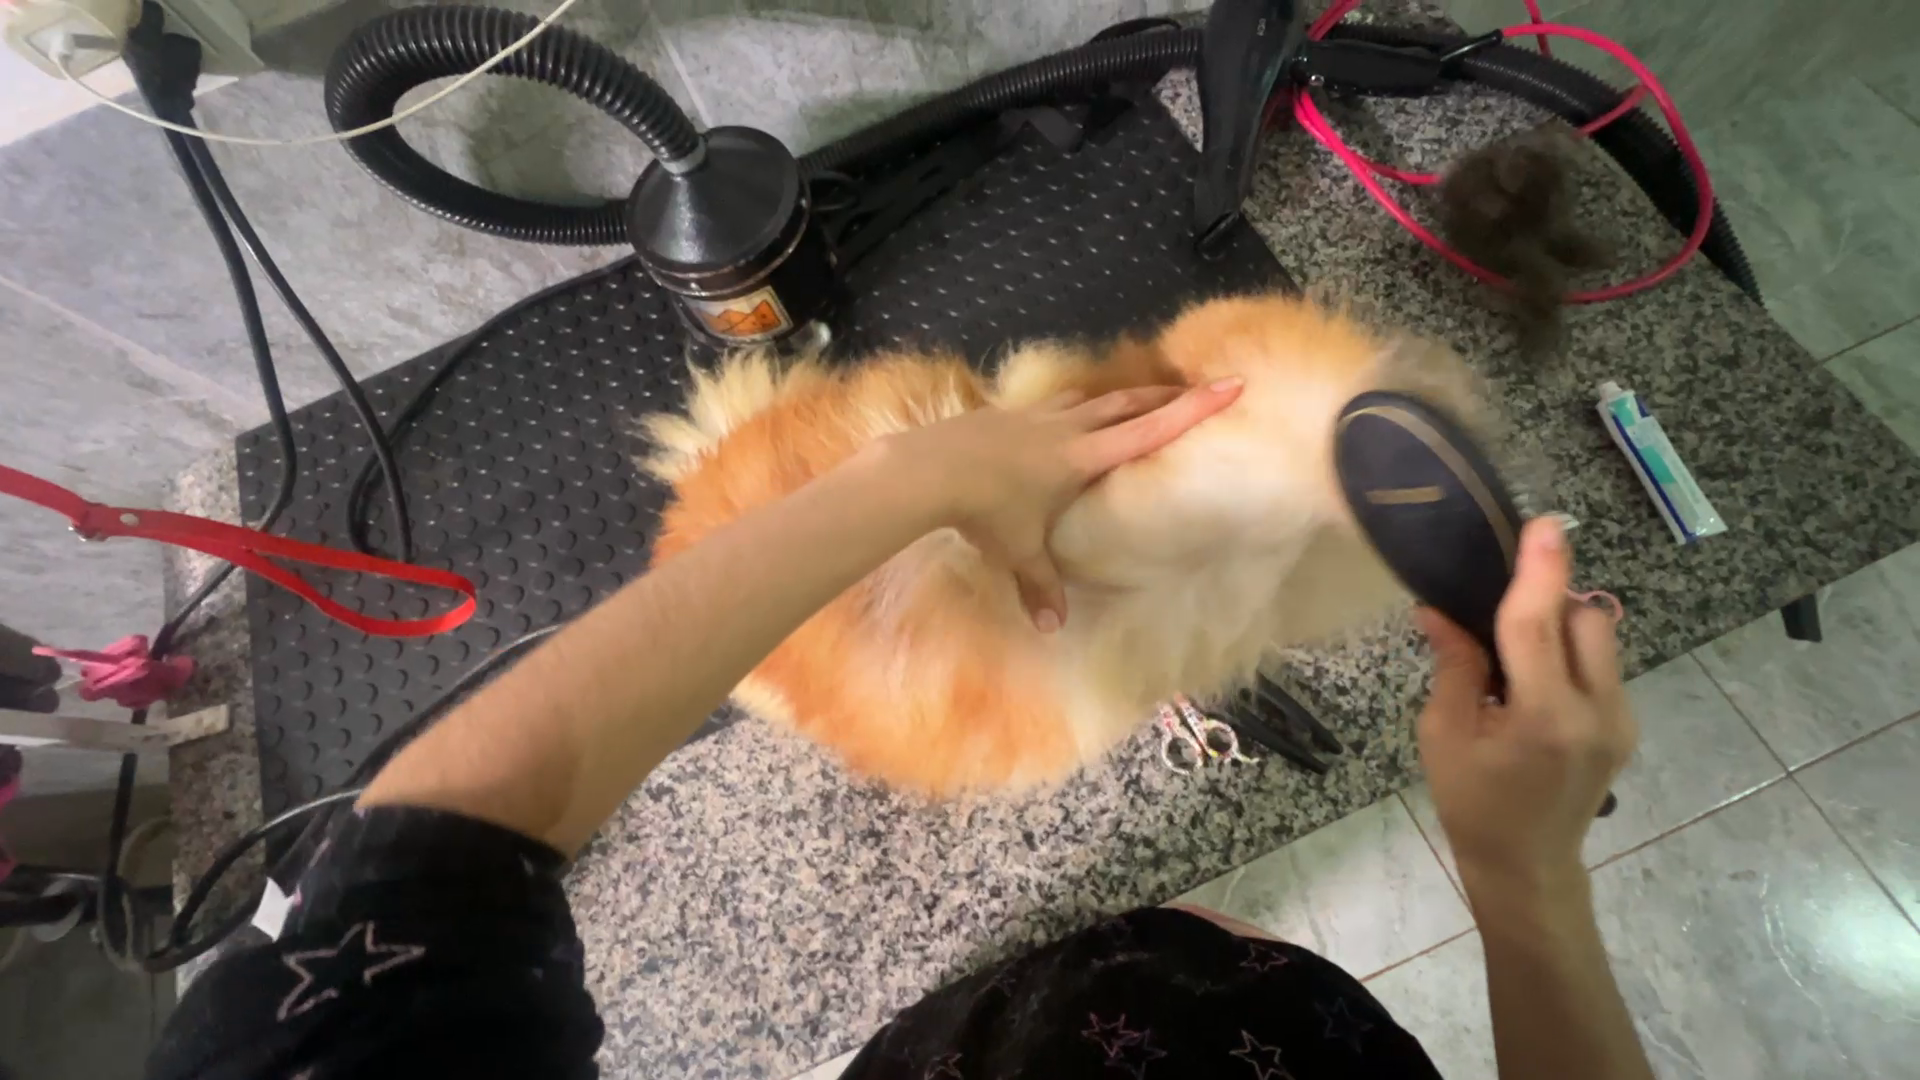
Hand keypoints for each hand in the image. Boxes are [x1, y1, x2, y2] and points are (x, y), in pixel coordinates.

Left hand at [881, 377, 1243, 630]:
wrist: (930, 469)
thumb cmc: (986, 510)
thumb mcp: (1018, 552)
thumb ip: (1040, 585)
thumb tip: (1051, 628)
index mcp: (1083, 457)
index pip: (1150, 430)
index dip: (1193, 409)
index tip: (1231, 384)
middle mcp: (1066, 429)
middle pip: (1125, 404)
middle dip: (1162, 395)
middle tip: (1190, 387)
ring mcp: (1033, 415)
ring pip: (1086, 399)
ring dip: (1114, 397)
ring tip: (1129, 399)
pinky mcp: (1004, 413)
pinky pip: (1049, 404)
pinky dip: (1068, 406)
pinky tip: (1058, 416)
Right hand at [1414, 517, 1635, 896]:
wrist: (1526, 860)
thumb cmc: (1470, 798)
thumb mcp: (1443, 731)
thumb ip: (1454, 666)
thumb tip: (1438, 611)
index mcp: (1542, 716)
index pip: (1540, 627)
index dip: (1539, 572)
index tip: (1544, 524)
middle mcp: (1597, 712)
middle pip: (1587, 620)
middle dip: (1550, 597)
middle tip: (1500, 606)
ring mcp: (1622, 719)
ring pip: (1601, 638)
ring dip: (1560, 622)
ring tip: (1512, 646)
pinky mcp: (1625, 724)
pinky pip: (1602, 663)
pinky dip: (1566, 651)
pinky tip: (1530, 677)